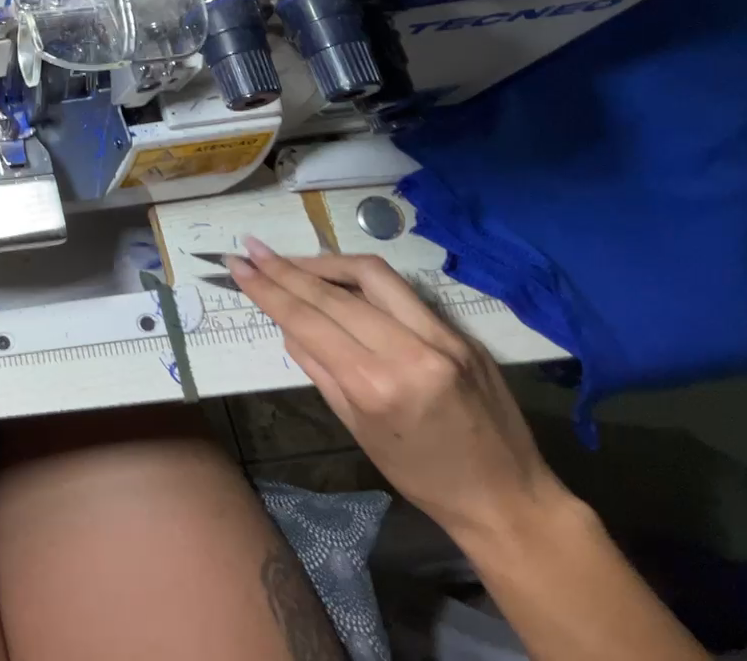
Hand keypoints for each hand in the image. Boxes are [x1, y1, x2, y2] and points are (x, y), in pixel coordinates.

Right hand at [227, 238, 569, 546]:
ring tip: (292, 259)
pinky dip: (361, 279)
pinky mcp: (461, 334)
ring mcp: (442, 339)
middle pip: (334, 294)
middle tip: (251, 251)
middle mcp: (410, 352)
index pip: (308, 320)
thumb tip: (289, 326)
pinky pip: (402, 293)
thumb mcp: (355, 426)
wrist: (508, 497)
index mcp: (375, 384)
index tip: (238, 266)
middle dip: (285, 269)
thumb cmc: (419, 474)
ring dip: (325, 262)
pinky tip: (338, 279)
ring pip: (373, 276)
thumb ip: (319, 368)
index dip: (267, 289)